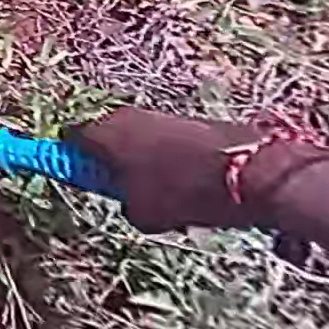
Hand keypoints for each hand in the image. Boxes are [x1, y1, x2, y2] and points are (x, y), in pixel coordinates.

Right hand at [67, 108, 260, 231]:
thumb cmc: (185, 192)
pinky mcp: (195, 119)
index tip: (90, 178)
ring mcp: (161, 115)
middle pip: (107, 136)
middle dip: (115, 159)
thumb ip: (127, 206)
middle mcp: (124, 116)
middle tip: (132, 188)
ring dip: (150, 158)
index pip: (70, 140)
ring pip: (142, 137)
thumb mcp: (146, 214)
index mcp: (101, 133)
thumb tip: (132, 205)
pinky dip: (179, 157)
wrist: (259, 173)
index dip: (75, 160)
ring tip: (175, 190)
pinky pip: (174, 139)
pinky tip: (201, 182)